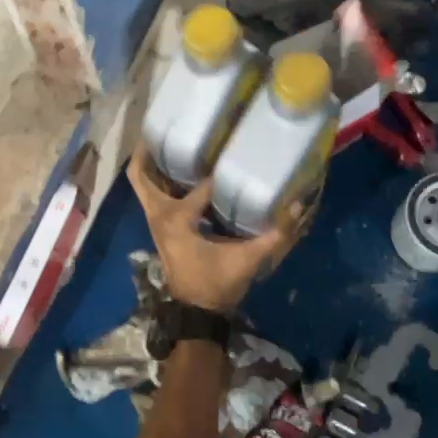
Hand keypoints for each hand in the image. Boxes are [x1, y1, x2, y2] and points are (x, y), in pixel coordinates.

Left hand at [128, 150, 303, 312]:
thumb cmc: (216, 284)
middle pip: (141, 175)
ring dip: (152, 164)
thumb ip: (273, 235)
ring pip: (143, 185)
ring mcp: (156, 221)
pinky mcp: (160, 227)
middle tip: (167, 125)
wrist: (196, 312)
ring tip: (173, 140)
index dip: (216, 167)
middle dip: (149, 150)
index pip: (199, 185)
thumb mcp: (246, 261)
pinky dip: (159, 180)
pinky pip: (152, 195)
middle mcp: (159, 215)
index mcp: (177, 219)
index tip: (229, 146)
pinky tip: (182, 170)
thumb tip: (297, 206)